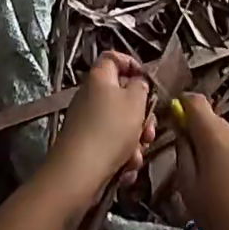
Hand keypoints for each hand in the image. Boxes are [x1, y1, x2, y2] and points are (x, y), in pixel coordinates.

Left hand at [43, 52, 154, 200]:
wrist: (79, 171)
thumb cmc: (111, 129)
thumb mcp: (136, 102)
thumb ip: (141, 86)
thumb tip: (138, 82)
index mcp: (99, 77)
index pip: (114, 58)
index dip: (132, 65)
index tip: (147, 81)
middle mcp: (90, 95)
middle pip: (123, 96)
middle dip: (141, 115)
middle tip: (149, 131)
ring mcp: (87, 120)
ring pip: (121, 123)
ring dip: (135, 139)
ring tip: (136, 155)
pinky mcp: (87, 143)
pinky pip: (112, 143)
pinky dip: (122, 154)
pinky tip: (127, 168)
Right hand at [171, 93, 228, 229]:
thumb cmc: (216, 217)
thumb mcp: (187, 185)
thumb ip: (183, 151)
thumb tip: (182, 131)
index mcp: (216, 137)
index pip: (197, 102)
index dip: (183, 104)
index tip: (175, 117)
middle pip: (215, 121)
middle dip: (201, 130)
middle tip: (190, 155)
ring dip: (218, 146)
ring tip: (212, 175)